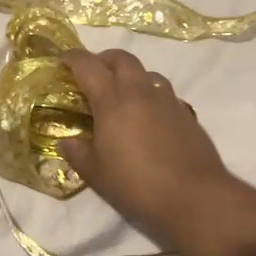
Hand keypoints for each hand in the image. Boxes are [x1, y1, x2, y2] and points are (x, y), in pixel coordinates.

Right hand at [56, 48, 236, 238]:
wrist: (194, 196)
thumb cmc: (135, 183)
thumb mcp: (95, 172)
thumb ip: (77, 152)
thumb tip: (66, 141)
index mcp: (112, 100)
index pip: (88, 65)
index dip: (73, 58)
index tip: (62, 61)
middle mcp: (141, 92)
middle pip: (122, 58)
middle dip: (104, 59)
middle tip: (92, 74)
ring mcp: (168, 101)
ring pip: (147, 73)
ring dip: (131, 75)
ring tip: (122, 95)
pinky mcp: (187, 115)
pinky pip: (165, 94)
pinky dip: (151, 96)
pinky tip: (147, 119)